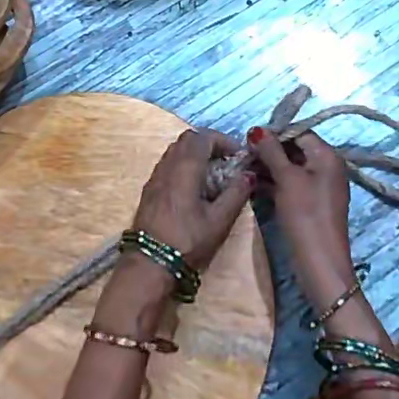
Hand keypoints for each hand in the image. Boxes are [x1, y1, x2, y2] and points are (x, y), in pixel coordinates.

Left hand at [95, 129, 253, 335]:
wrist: (150, 261)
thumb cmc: (188, 240)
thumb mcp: (219, 220)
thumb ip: (235, 194)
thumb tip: (249, 175)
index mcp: (185, 167)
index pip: (203, 137)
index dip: (223, 140)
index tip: (238, 155)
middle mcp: (167, 164)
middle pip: (188, 139)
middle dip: (209, 144)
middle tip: (227, 161)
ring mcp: (155, 175)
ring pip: (176, 151)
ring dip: (195, 154)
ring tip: (214, 174)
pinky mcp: (150, 188)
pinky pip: (168, 164)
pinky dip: (184, 165)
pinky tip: (195, 187)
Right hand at [248, 128, 362, 317]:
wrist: (319, 262)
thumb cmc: (305, 214)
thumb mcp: (286, 178)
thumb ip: (271, 150)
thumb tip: (256, 128)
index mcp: (327, 156)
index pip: (298, 132)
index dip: (273, 133)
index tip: (247, 139)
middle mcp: (326, 167)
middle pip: (293, 148)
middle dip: (268, 150)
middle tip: (242, 154)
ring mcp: (318, 186)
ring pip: (289, 166)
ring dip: (267, 166)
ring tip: (242, 168)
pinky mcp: (310, 202)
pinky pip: (289, 183)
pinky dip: (272, 181)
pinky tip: (251, 183)